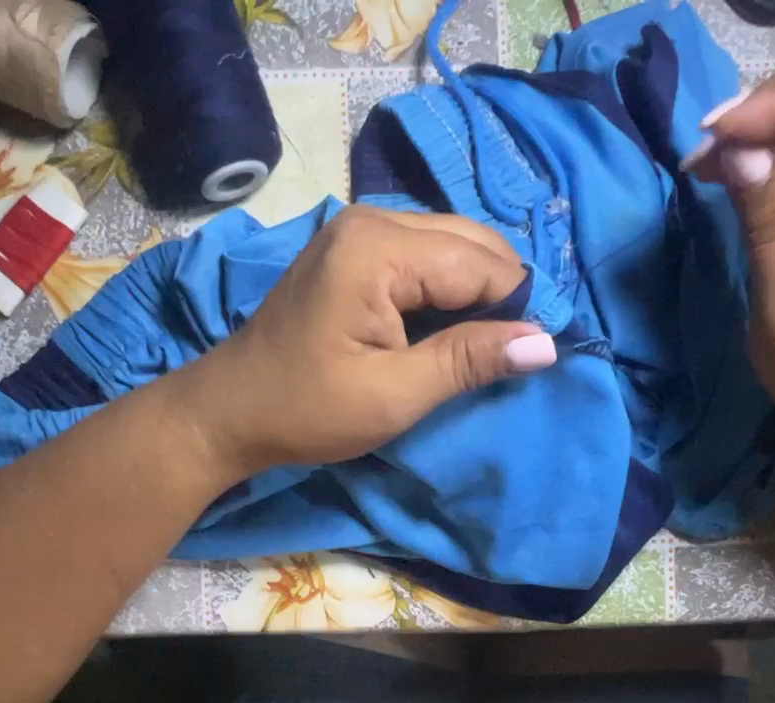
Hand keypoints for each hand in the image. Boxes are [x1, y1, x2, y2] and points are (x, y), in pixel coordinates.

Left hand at [162, 205, 556, 474]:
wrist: (229, 411)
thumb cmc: (306, 410)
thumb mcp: (393, 395)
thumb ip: (468, 361)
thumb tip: (545, 344)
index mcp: (379, 249)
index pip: (481, 263)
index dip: (516, 308)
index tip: (528, 358)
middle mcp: (370, 219)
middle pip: (470, 241)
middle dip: (499, 294)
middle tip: (504, 354)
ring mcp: (357, 228)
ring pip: (450, 244)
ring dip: (475, 291)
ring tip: (476, 346)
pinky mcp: (351, 248)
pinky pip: (422, 254)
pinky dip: (445, 288)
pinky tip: (444, 328)